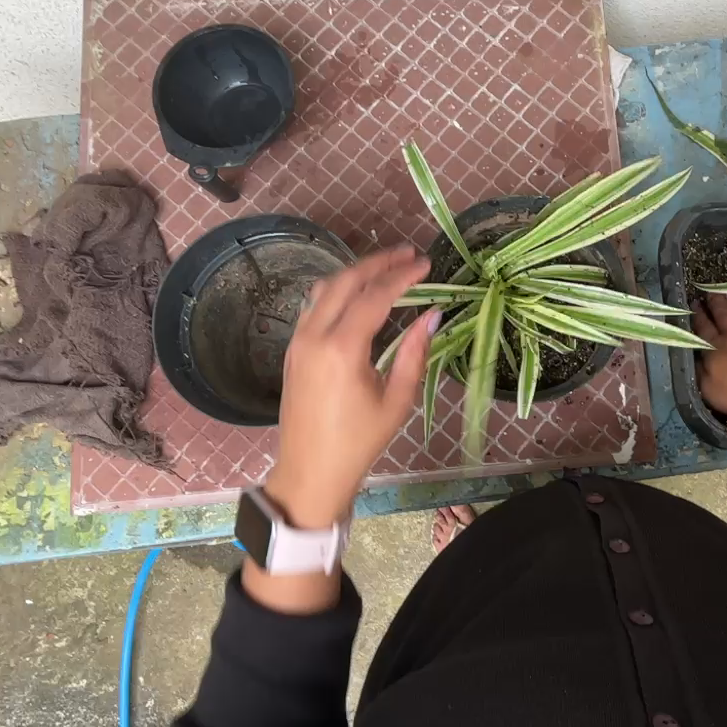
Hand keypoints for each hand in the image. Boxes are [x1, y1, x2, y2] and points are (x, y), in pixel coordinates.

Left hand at [266, 247, 436, 529]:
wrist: (310, 472)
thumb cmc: (359, 442)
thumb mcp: (397, 400)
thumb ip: (415, 354)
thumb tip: (432, 315)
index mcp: (342, 349)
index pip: (375, 296)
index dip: (402, 276)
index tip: (424, 263)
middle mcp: (314, 336)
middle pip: (345, 281)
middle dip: (377, 263)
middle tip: (406, 254)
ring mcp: (298, 341)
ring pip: (324, 289)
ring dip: (355, 273)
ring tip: (385, 268)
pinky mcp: (293, 350)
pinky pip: (314, 306)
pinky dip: (338, 290)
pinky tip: (358, 294)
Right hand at [691, 294, 726, 443]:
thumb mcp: (710, 390)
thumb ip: (699, 374)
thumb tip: (694, 361)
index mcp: (714, 348)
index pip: (702, 328)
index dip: (697, 316)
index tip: (693, 303)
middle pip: (722, 316)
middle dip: (714, 304)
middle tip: (709, 292)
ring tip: (726, 297)